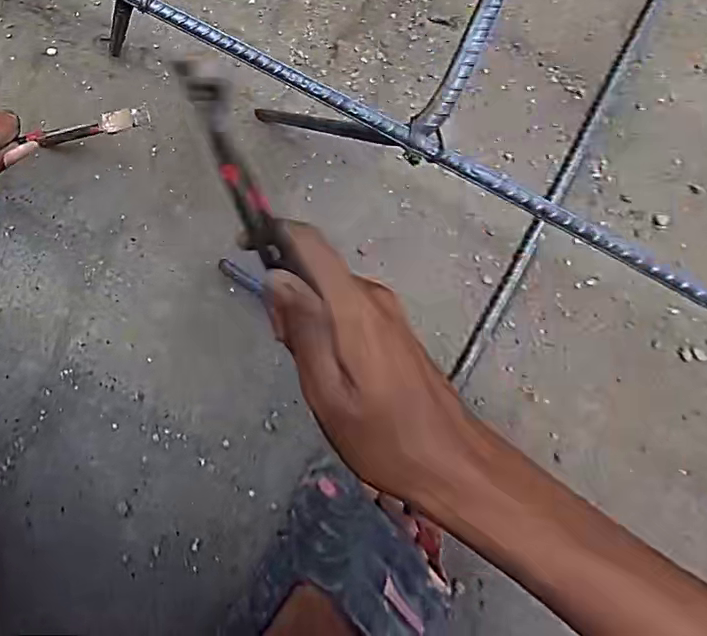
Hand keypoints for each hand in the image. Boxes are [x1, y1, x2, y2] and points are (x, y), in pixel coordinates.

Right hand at [265, 222, 499, 507]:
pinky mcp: (391, 327)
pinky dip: (320, 319)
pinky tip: (326, 362)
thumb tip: (276, 277)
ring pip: (324, 285)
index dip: (271, 233)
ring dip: (301, 309)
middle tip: (283, 341)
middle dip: (283, 289)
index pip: (308, 242)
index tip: (243, 247)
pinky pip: (342, 302)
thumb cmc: (388, 440)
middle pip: (312, 264)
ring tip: (304, 360)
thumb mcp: (328, 392)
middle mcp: (372, 298)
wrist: (462, 473)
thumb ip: (302, 328)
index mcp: (353, 308)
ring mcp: (386, 311)